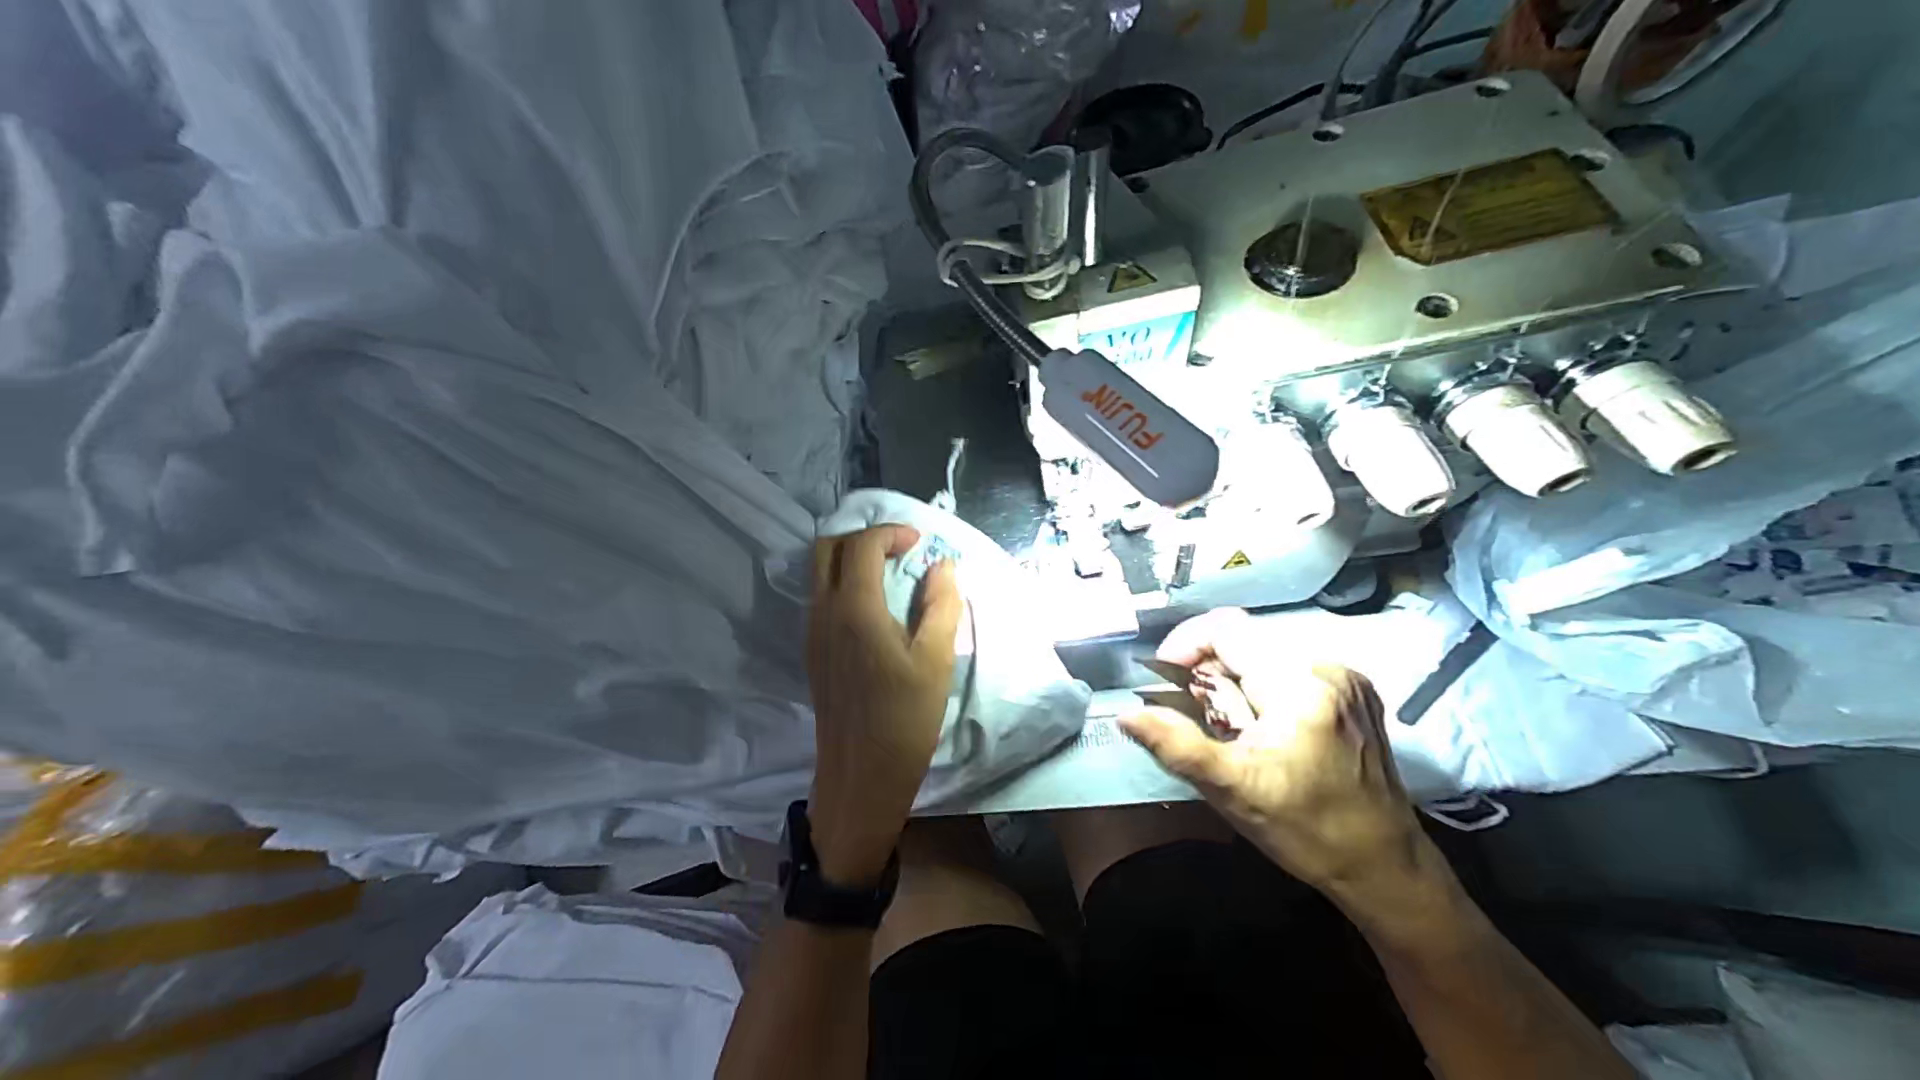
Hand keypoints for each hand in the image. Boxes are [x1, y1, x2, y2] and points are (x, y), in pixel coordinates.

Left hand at [805, 525, 961, 885]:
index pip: (861, 545)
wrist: (862, 776)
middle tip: (899, 550)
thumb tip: (943, 565)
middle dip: (862, 537)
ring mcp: (812, 633)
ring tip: (891, 573)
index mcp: (854, 610)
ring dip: (850, 559)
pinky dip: (844, 583)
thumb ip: (942, 604)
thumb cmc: (905, 719)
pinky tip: (876, 607)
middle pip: (827, 548)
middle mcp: (823, 613)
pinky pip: (820, 598)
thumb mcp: (936, 660)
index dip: (890, 532)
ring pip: (819, 573)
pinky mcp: (813, 652)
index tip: (919, 541)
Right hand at [1120, 608, 1440, 912]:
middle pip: (1243, 642)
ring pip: (1264, 654)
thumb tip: (1127, 715)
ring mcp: (1347, 678)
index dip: (1183, 645)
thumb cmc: (1306, 830)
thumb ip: (1175, 745)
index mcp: (1300, 686)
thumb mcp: (1231, 789)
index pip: (1225, 630)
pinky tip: (1262, 726)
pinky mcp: (1355, 691)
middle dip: (1207, 672)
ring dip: (1232, 681)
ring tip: (1228, 726)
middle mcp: (1328, 668)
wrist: (1384, 866)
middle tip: (1196, 714)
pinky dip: (1261, 687)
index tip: (1162, 678)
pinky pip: (1288, 668)